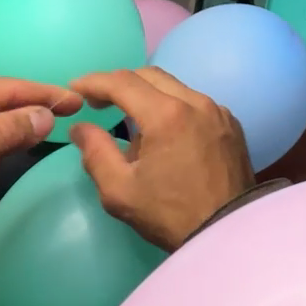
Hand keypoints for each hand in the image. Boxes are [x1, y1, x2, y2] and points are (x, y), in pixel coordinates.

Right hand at [70, 68, 253, 250]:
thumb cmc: (169, 214)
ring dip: (148, 95)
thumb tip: (81, 127)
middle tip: (98, 102)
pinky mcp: (231, 122)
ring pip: (176, 87)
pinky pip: (195, 103)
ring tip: (129, 121)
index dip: (95, 82)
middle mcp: (196, 101)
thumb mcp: (120, 190)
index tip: (75, 88)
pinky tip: (163, 133)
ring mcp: (218, 110)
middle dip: (121, 83)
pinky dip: (173, 107)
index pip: (124, 82)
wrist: (226, 230)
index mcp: (167, 114)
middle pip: (151, 76)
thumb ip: (96, 152)